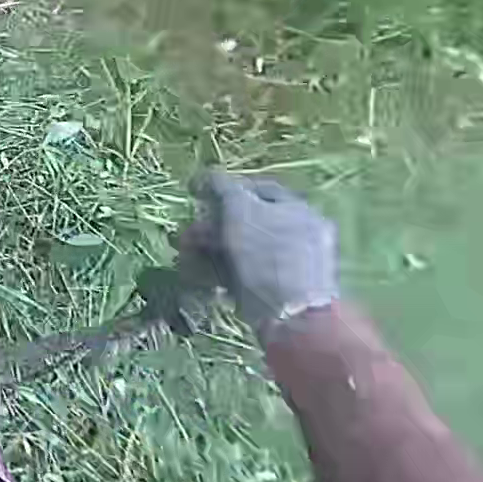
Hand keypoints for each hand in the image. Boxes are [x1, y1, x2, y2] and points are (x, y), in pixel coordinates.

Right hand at [183, 169, 339, 336]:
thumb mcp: (242, 210)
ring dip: (200, 244)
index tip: (195, 193)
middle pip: (235, 215)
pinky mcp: (262, 277)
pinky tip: (197, 269)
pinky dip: (209, 263)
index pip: (256, 187)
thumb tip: (207, 174)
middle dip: (205, 223)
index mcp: (295, 211)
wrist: (287, 308)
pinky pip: (228, 262)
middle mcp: (289, 231)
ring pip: (226, 240)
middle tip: (189, 232)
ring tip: (187, 254)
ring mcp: (277, 256)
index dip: (223, 187)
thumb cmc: (267, 252)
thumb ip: (224, 186)